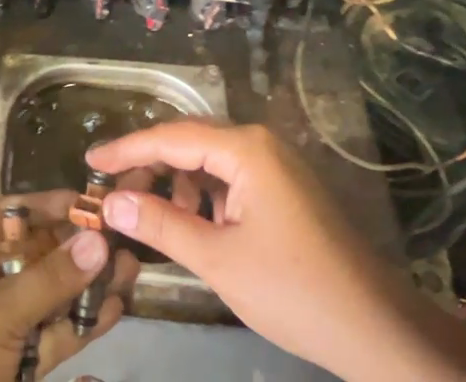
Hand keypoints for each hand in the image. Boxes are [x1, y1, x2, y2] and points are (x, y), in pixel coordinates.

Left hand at [0, 191, 139, 381]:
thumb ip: (47, 280)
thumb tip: (98, 242)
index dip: (40, 207)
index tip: (85, 203)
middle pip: (29, 258)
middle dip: (73, 250)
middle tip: (119, 240)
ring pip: (46, 299)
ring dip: (86, 287)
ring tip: (129, 271)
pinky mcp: (14, 367)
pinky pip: (50, 337)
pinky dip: (80, 325)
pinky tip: (115, 309)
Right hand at [88, 122, 465, 381]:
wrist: (377, 328)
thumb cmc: (293, 290)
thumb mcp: (217, 259)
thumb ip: (160, 225)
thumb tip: (109, 203)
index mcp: (246, 149)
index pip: (170, 137)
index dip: (126, 150)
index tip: (88, 161)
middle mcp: (261, 144)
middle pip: (189, 141)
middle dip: (148, 166)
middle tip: (110, 192)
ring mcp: (278, 167)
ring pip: (210, 161)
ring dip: (176, 184)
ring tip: (147, 216)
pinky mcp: (286, 191)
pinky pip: (231, 179)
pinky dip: (203, 197)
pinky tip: (189, 226)